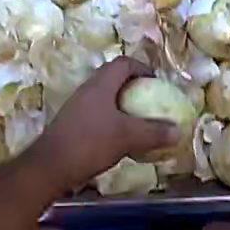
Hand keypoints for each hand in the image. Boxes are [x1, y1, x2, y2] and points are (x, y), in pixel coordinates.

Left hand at [20, 56, 178, 196]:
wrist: (50, 166)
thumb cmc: (90, 142)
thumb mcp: (127, 137)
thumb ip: (154, 132)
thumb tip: (178, 130)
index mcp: (101, 84)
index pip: (123, 63)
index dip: (142, 68)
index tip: (157, 82)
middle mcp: (88, 89)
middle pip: (114, 78)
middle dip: (134, 87)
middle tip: (150, 102)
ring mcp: (77, 106)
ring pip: (105, 97)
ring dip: (123, 105)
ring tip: (138, 121)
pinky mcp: (72, 123)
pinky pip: (97, 113)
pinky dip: (112, 120)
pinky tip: (119, 139)